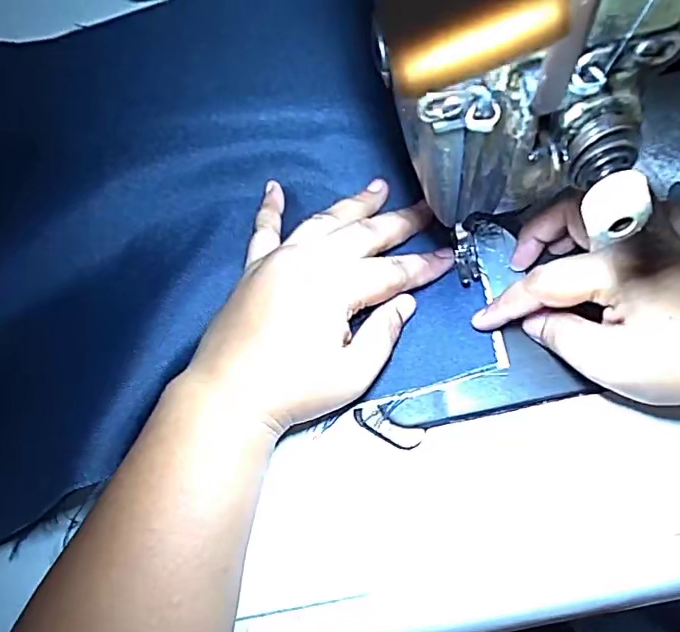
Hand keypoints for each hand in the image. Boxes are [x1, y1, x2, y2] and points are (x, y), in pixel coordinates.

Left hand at [184, 179, 453, 435]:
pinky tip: (274, 189)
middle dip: (398, 222)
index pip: (391, 272)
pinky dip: (271, 209)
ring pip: (322, 222)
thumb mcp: (353, 373)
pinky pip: (264, 230)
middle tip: (426, 209)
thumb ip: (383, 335)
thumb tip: (405, 304)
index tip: (448, 256)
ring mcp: (277, 260)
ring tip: (377, 188)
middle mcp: (308, 261)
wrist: (230, 395)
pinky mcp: (252, 270)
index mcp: (336, 286)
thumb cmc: (296, 390)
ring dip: (352, 205)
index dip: (423, 266)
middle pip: (362, 235)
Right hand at [472, 195, 679, 419]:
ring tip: (555, 253)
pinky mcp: (679, 246)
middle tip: (518, 268)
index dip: (509, 303)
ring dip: (571, 223)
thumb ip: (558, 335)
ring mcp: (663, 234)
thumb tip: (534, 320)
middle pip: (570, 213)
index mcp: (614, 262)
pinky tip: (612, 243)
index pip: (546, 280)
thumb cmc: (675, 365)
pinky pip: (642, 214)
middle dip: (535, 237)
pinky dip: (616, 222)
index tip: (484, 319)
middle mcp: (637, 234)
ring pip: (604, 204)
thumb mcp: (603, 361)